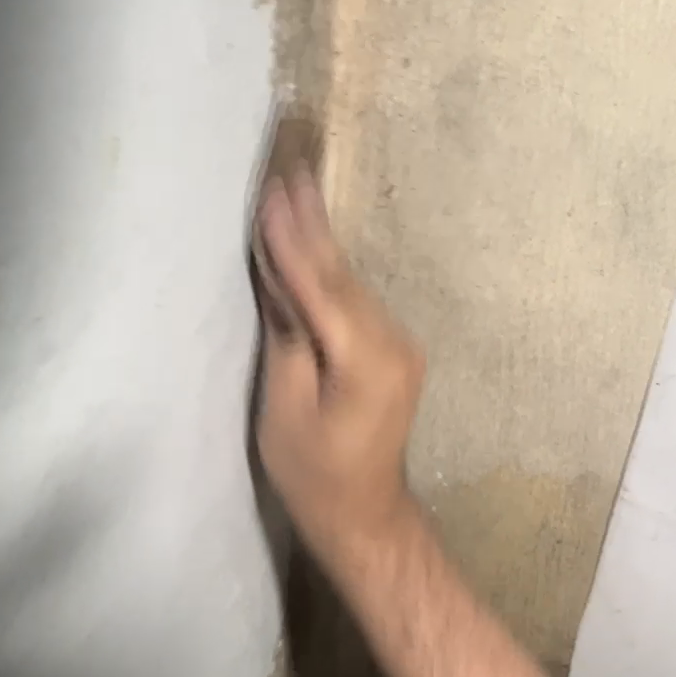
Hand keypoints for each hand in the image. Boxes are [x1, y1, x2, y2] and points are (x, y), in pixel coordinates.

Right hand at [255, 166, 424, 550]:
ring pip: (351, 286)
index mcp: (367, 362)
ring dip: (321, 243)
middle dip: (312, 225)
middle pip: (342, 278)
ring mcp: (402, 345)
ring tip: (294, 190)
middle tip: (289, 168)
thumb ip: (288, 338)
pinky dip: (331, 274)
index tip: (273, 191)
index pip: (322, 288)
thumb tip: (279, 278)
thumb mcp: (284, 410)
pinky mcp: (396, 350)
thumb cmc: (314, 473)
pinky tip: (311, 244)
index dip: (294, 240)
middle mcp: (395, 344)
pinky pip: (357, 303)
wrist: (366, 508)